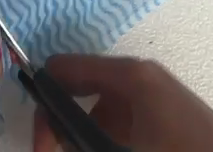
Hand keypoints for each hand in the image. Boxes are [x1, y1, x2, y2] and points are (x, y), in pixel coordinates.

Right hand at [32, 56, 212, 151]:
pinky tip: (109, 150)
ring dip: (89, 136)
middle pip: (82, 89)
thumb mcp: (121, 150)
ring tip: (81, 151)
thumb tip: (50, 135)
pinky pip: (127, 123)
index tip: (39, 142)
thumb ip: (80, 140)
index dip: (44, 102)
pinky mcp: (173, 119)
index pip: (64, 69)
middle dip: (64, 123)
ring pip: (104, 111)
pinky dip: (112, 138)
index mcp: (129, 75)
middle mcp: (141, 76)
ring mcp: (159, 96)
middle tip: (53, 151)